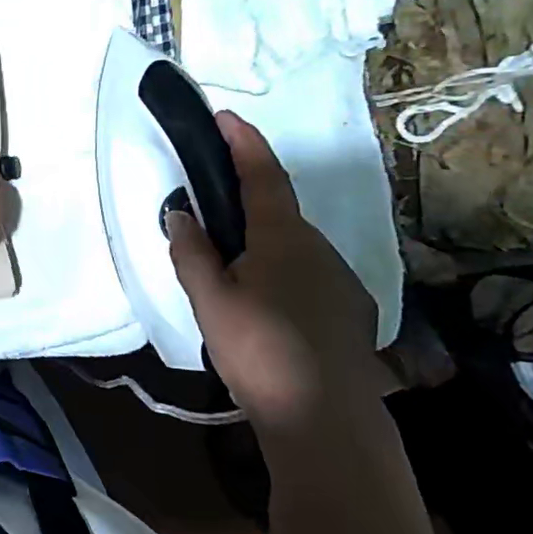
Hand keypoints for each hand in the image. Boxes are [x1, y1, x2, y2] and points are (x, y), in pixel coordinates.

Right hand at [166, 111, 381, 434]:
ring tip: (233, 278)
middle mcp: (319, 247)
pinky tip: (267, 308)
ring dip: (263, 244)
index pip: (262, 174)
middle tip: (210, 221)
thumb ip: (192, 252)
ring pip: (294, 246)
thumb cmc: (258, 350)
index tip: (225, 115)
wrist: (325, 418)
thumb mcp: (209, 300)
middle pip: (278, 212)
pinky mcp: (351, 307)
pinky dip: (283, 273)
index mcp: (282, 237)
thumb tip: (181, 213)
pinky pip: (309, 273)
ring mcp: (341, 278)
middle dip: (246, 204)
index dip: (244, 141)